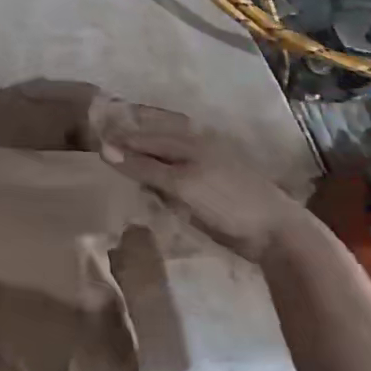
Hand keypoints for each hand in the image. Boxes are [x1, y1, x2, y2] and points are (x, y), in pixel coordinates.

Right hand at [101, 107, 311, 262]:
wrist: (279, 233)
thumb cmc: (228, 203)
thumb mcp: (181, 184)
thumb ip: (144, 167)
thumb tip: (103, 149)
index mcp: (188, 140)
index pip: (142, 136)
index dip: (118, 139)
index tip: (91, 144)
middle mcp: (196, 146)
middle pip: (154, 141)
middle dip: (129, 144)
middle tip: (101, 151)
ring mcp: (207, 166)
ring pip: (166, 156)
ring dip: (145, 159)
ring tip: (121, 165)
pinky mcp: (214, 187)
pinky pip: (178, 173)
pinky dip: (161, 176)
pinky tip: (152, 184)